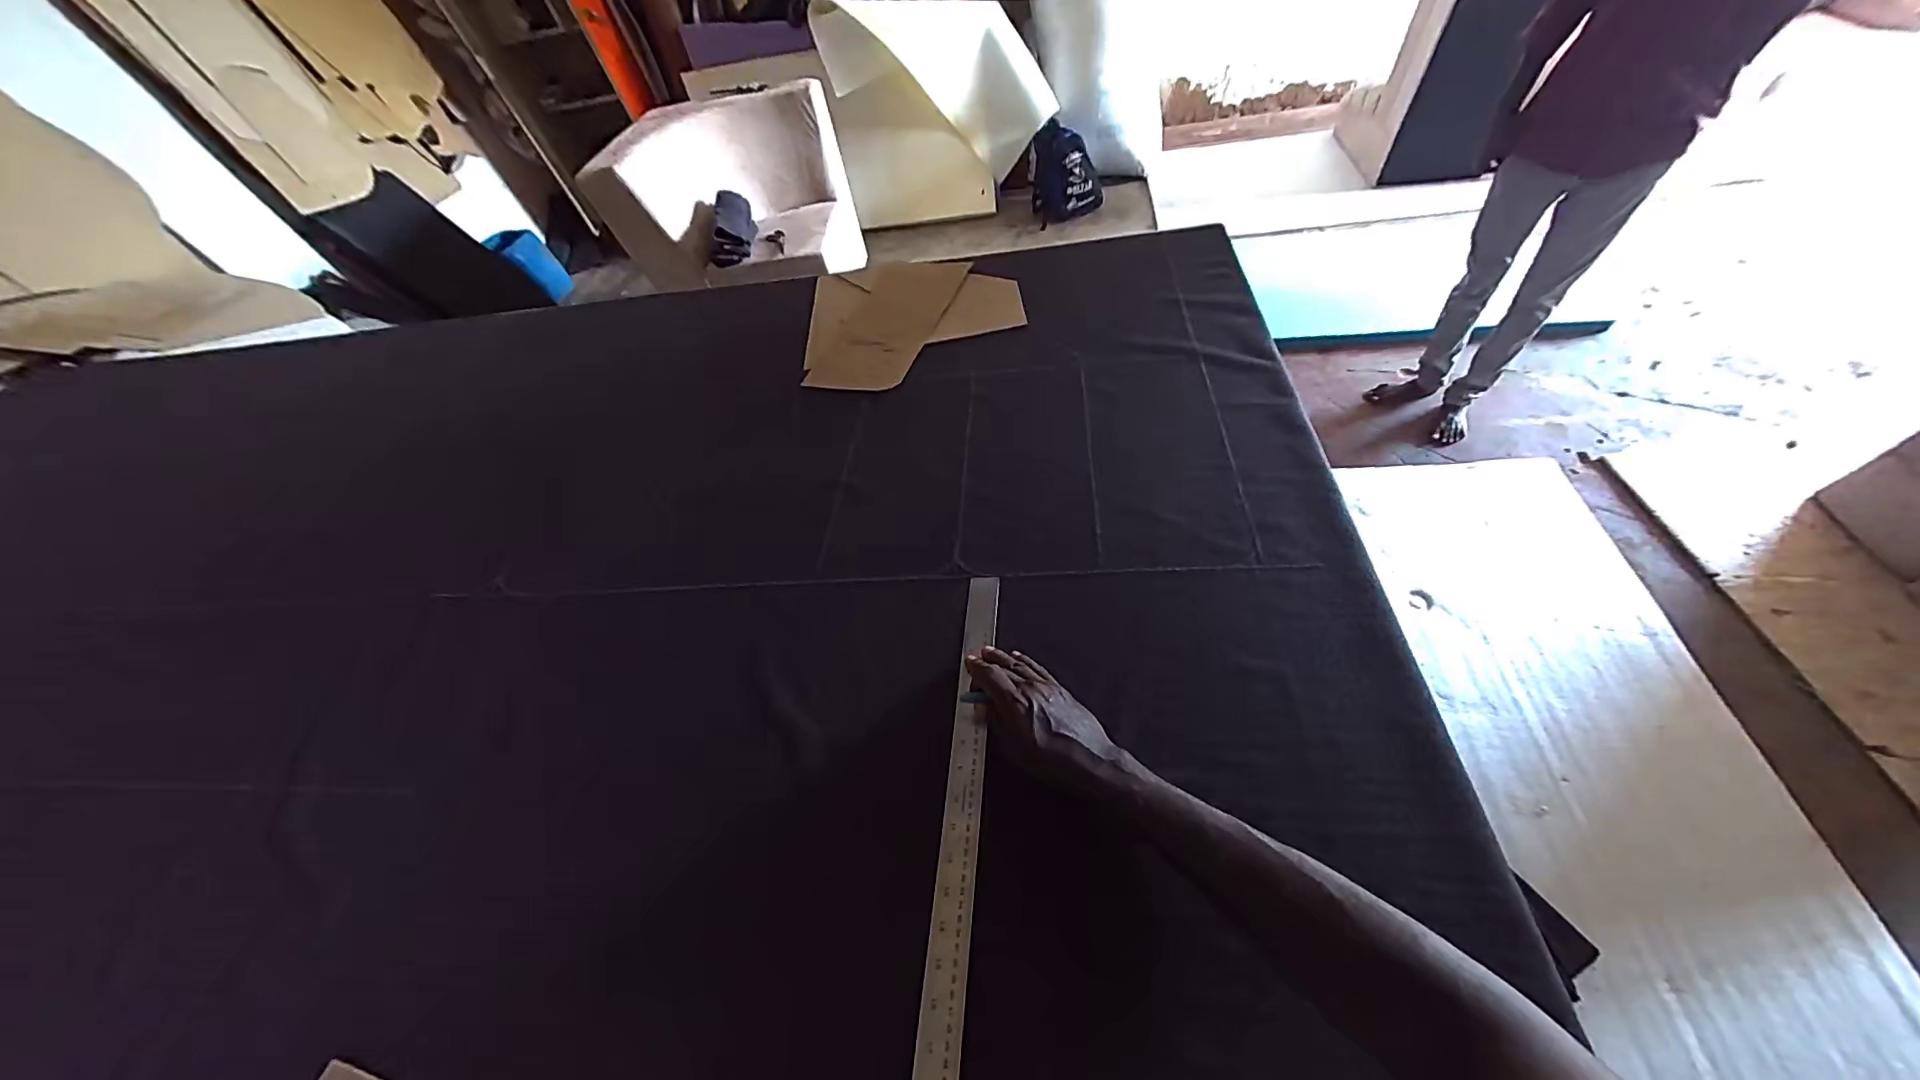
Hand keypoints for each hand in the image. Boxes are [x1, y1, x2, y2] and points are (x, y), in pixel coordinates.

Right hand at [964, 647, 1134, 796]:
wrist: (1090, 760)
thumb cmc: (1055, 760)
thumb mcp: (1014, 749)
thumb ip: (996, 724)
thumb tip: (986, 709)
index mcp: (1015, 703)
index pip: (989, 676)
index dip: (976, 668)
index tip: (969, 664)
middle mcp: (1030, 689)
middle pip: (1003, 666)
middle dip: (987, 660)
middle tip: (977, 657)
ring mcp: (1045, 686)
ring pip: (1019, 664)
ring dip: (1002, 657)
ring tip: (992, 653)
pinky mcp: (1058, 688)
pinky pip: (1036, 668)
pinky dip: (1024, 660)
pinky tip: (1019, 657)